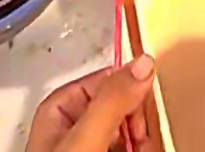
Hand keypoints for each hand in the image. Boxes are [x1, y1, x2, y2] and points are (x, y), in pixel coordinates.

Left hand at [24, 56, 156, 151]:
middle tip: (139, 144)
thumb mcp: (84, 140)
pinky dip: (135, 148)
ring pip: (126, 127)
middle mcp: (71, 122)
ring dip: (139, 139)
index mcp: (60, 105)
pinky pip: (123, 144)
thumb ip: (112, 99)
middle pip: (122, 103)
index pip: (112, 77)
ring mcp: (83, 144)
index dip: (132, 94)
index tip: (141, 117)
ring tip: (140, 150)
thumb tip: (144, 61)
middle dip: (137, 123)